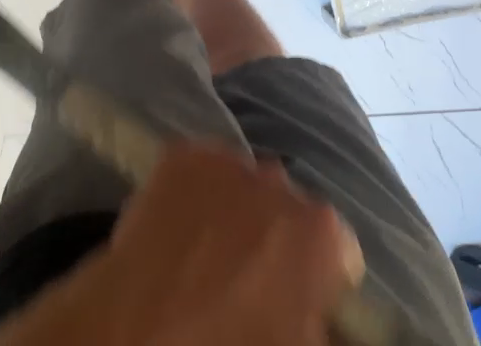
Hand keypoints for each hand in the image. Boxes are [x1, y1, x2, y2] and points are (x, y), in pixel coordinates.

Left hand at [0, 144, 351, 345]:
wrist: (142, 325)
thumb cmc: (229, 340)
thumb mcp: (297, 341)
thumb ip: (320, 318)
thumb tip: (321, 313)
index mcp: (322, 231)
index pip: (338, 248)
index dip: (318, 277)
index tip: (298, 298)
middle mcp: (280, 182)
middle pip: (287, 208)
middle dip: (275, 233)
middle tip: (249, 273)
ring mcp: (227, 161)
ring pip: (244, 183)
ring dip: (236, 205)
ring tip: (208, 245)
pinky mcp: (181, 153)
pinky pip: (201, 167)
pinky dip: (196, 187)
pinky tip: (182, 220)